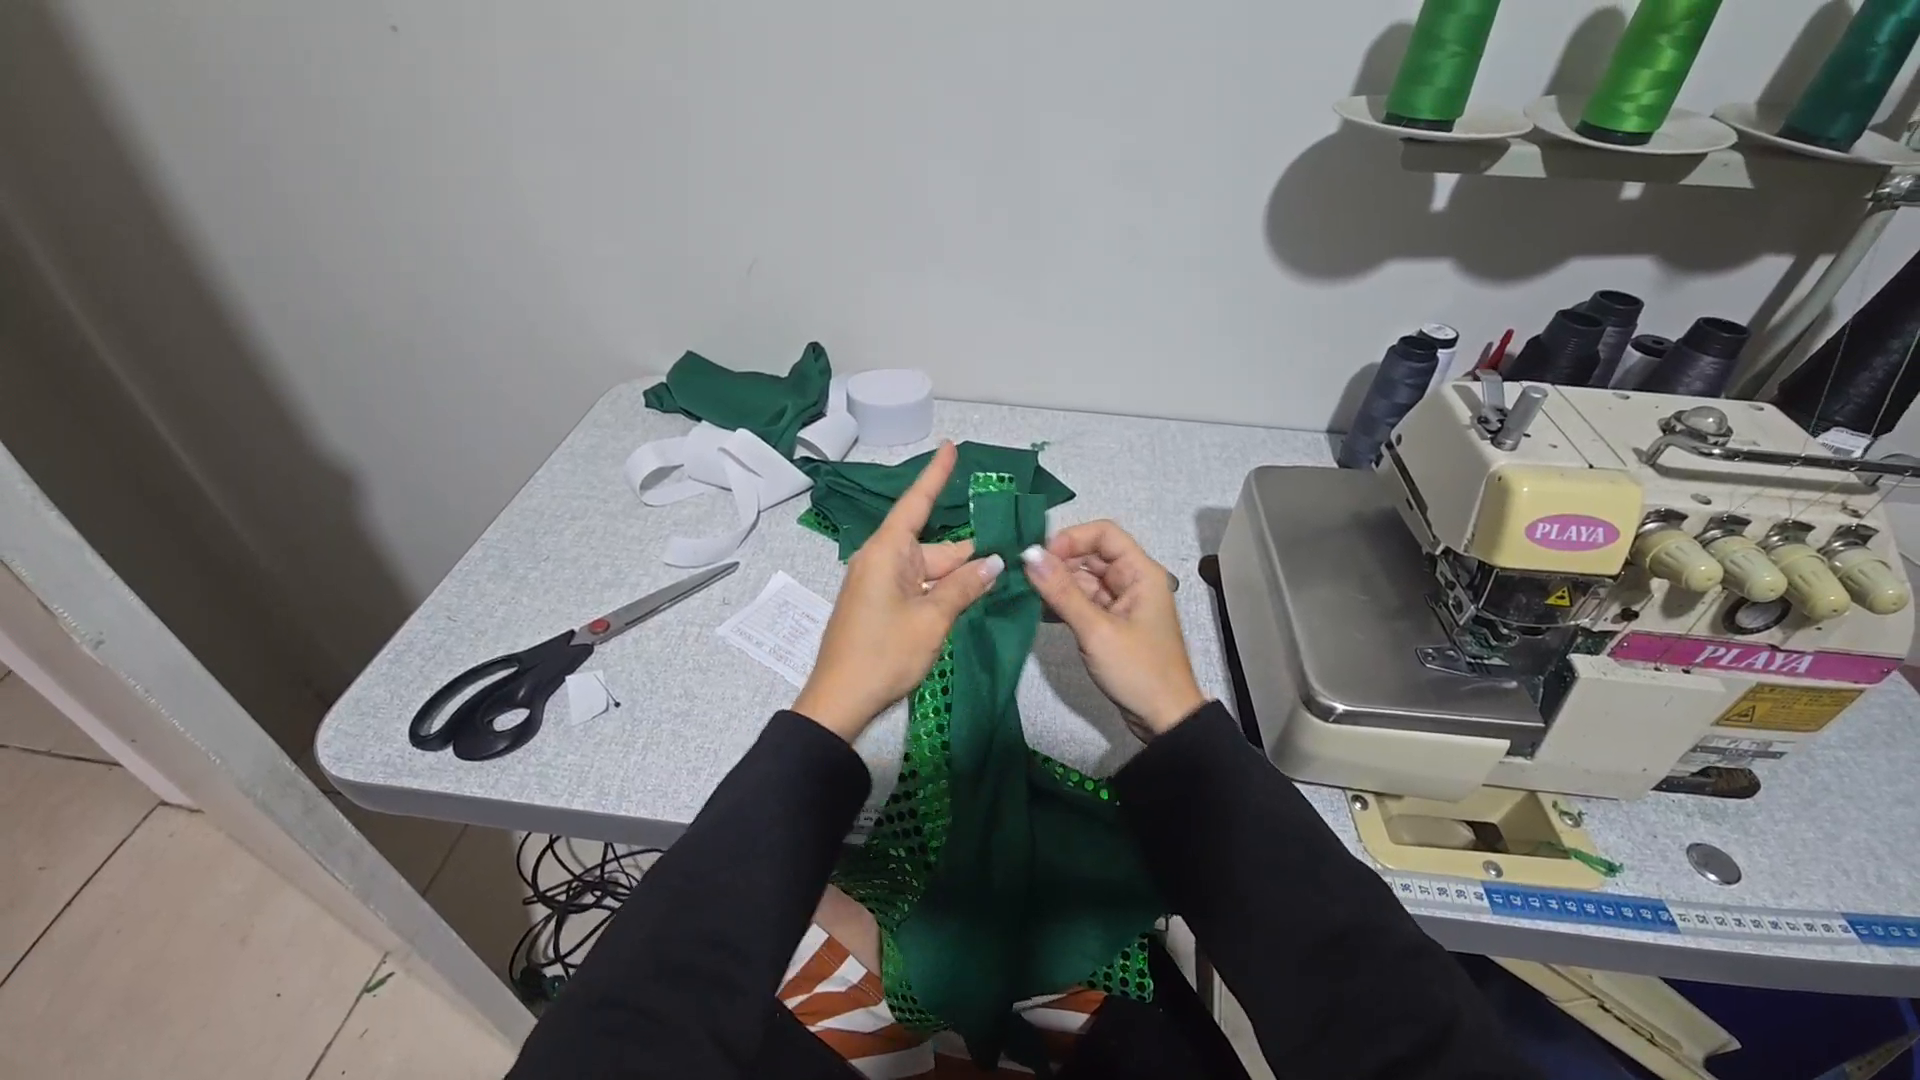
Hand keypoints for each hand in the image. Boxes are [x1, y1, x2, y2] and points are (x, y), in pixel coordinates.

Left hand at [794, 442, 1005, 739]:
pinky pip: (918, 588)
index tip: (950, 447)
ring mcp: (879, 586)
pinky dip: (943, 591)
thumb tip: (994, 563)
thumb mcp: (932, 619)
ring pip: (929, 570)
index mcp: (887, 552)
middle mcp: (881, 561)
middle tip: (1011, 549)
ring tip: (1002, 577)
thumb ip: (964, 587)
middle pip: (932, 546)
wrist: (841, 700)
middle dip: (969, 552)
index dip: (936, 475)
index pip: (916, 503)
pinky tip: (972, 598)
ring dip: (959, 577)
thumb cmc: (884, 653)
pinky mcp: (881, 607)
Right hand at [1020, 520, 1206, 738]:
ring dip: (1056, 584)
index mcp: (1140, 572)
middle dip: (1058, 562)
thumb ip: (1062, 591)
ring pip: (1083, 579)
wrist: (1164, 719)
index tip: (1041, 556)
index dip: (1071, 538)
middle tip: (1024, 576)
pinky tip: (1038, 610)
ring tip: (1025, 593)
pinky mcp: (1110, 624)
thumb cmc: (1138, 670)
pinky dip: (1062, 604)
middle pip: (1091, 555)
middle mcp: (1132, 581)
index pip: (1104, 534)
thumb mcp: (1096, 630)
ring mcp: (1121, 603)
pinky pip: (1083, 602)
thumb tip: (1029, 555)